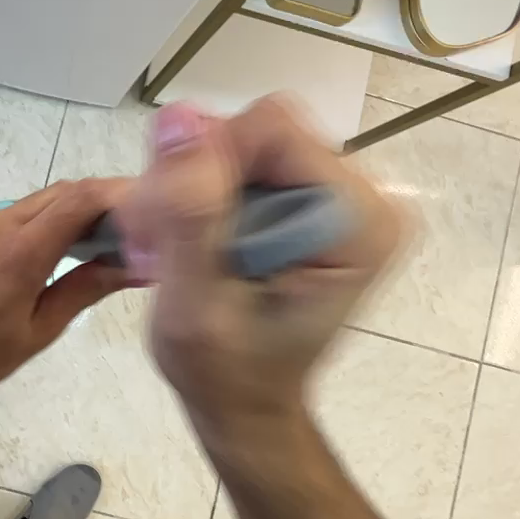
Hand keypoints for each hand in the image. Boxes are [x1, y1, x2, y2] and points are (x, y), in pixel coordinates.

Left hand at [0, 179, 131, 416]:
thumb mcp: (39, 330)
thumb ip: (86, 289)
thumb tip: (136, 267)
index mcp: (20, 249)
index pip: (81, 199)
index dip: (120, 193)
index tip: (148, 204)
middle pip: (60, 194)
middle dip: (99, 202)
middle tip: (133, 225)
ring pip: (33, 203)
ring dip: (68, 212)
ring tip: (97, 240)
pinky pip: (7, 215)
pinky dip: (36, 223)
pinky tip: (49, 251)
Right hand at [113, 96, 403, 437]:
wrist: (245, 403)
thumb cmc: (223, 374)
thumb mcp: (196, 305)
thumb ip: (190, 214)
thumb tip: (178, 115)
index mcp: (358, 221)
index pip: (271, 129)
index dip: (204, 162)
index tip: (166, 224)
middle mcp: (362, 196)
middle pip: (254, 131)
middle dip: (190, 179)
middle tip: (156, 243)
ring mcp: (336, 195)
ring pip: (237, 143)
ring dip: (185, 190)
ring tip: (165, 250)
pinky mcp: (306, 200)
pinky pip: (237, 163)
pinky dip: (196, 197)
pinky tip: (182, 243)